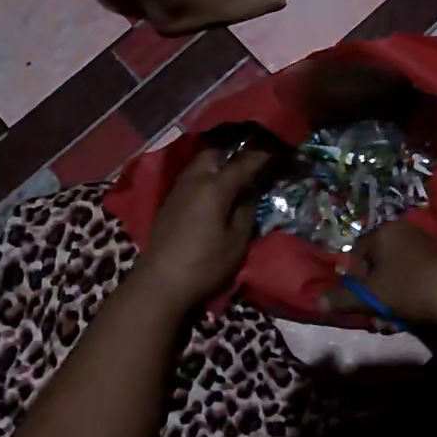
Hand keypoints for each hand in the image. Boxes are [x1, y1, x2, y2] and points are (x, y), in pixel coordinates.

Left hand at [134, 147, 270, 305]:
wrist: (160, 282)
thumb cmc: (205, 264)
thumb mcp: (237, 241)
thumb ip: (246, 210)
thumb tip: (251, 190)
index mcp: (215, 187)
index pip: (243, 163)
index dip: (261, 157)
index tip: (276, 154)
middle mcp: (194, 180)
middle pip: (215, 154)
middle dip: (233, 155)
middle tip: (250, 167)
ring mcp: (178, 189)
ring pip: (199, 164)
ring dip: (217, 164)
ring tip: (232, 178)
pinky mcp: (168, 201)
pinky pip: (190, 177)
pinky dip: (204, 176)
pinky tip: (212, 191)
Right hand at [319, 221, 436, 324]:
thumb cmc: (407, 287)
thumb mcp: (369, 295)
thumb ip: (342, 298)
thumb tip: (317, 301)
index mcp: (384, 232)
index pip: (356, 251)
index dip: (353, 277)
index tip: (358, 298)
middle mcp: (404, 232)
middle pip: (378, 264)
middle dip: (373, 291)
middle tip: (375, 314)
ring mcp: (426, 245)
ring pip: (397, 273)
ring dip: (390, 297)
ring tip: (393, 320)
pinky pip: (416, 275)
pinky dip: (410, 293)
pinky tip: (412, 314)